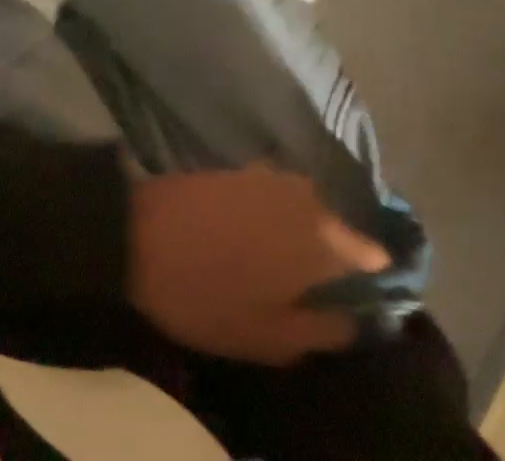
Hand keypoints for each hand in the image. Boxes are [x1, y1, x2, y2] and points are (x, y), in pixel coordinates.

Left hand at [128, 165, 390, 364]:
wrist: (129, 232)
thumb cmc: (202, 292)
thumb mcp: (268, 337)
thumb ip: (324, 331)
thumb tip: (355, 320)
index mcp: (327, 240)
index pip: (376, 259)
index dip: (370, 282)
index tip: (352, 301)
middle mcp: (307, 197)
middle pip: (340, 227)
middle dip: (333, 252)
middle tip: (307, 282)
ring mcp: (268, 174)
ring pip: (304, 207)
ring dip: (297, 228)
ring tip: (274, 258)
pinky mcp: (234, 166)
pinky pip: (270, 193)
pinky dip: (267, 211)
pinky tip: (247, 231)